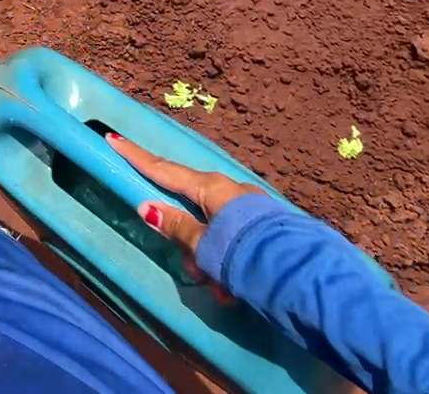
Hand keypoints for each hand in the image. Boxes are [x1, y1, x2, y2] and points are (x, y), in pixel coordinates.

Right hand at [107, 135, 263, 288]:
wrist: (316, 284)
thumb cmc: (250, 259)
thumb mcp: (206, 248)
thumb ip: (177, 228)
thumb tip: (148, 207)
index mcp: (212, 189)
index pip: (164, 170)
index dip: (136, 157)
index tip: (113, 137)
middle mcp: (233, 192)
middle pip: (191, 206)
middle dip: (185, 237)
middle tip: (190, 267)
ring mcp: (256, 211)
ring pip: (215, 229)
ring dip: (209, 257)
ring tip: (219, 290)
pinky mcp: (273, 231)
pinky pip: (237, 241)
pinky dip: (229, 262)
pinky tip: (235, 291)